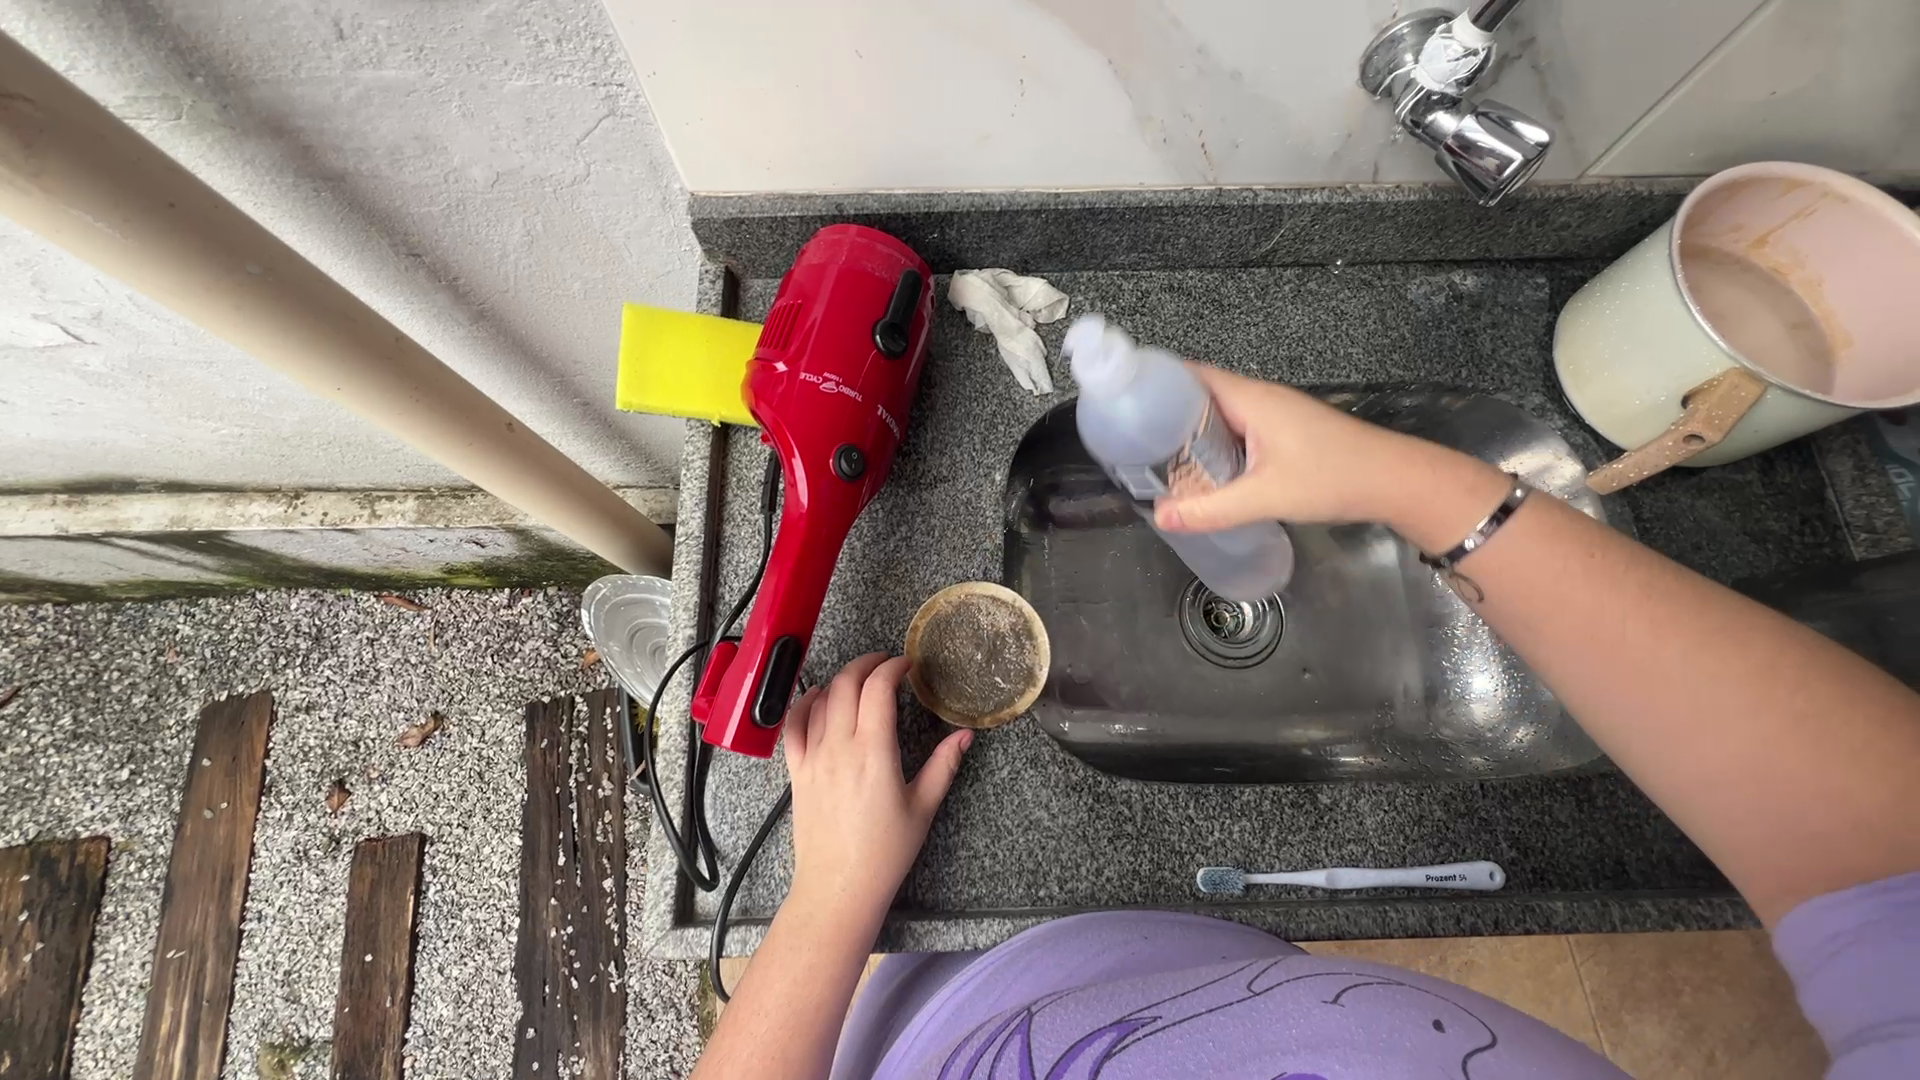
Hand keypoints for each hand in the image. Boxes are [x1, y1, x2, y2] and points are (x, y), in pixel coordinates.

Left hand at [781, 653, 973, 916]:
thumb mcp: (923, 807)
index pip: (878, 689)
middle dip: (867, 663)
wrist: (838, 889)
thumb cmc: (884, 853)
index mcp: (874, 752)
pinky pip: (793, 726)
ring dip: (841, 681)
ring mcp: (813, 758)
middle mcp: (840, 747)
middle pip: (846, 683)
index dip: (892, 667)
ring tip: (860, 681)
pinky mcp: (797, 772)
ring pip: (821, 700)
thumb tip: (965, 734)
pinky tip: (817, 698)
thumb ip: (944, 765)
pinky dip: (804, 704)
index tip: (906, 666)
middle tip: (885, 664)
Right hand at [1153, 364, 1508, 549]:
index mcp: (1250, 399)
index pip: (1191, 374)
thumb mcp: (1266, 497)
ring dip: (1187, 431)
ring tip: (1153, 456)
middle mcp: (1258, 399)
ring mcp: (1272, 415)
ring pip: (1216, 415)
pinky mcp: (1282, 433)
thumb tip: (1161, 517)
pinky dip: (1210, 444)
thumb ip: (1211, 509)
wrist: (1396, 482)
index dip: (1155, 381)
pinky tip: (1197, 469)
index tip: (1123, 401)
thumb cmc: (1334, 478)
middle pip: (1198, 394)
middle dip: (1163, 412)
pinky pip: (1233, 429)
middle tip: (1130, 439)